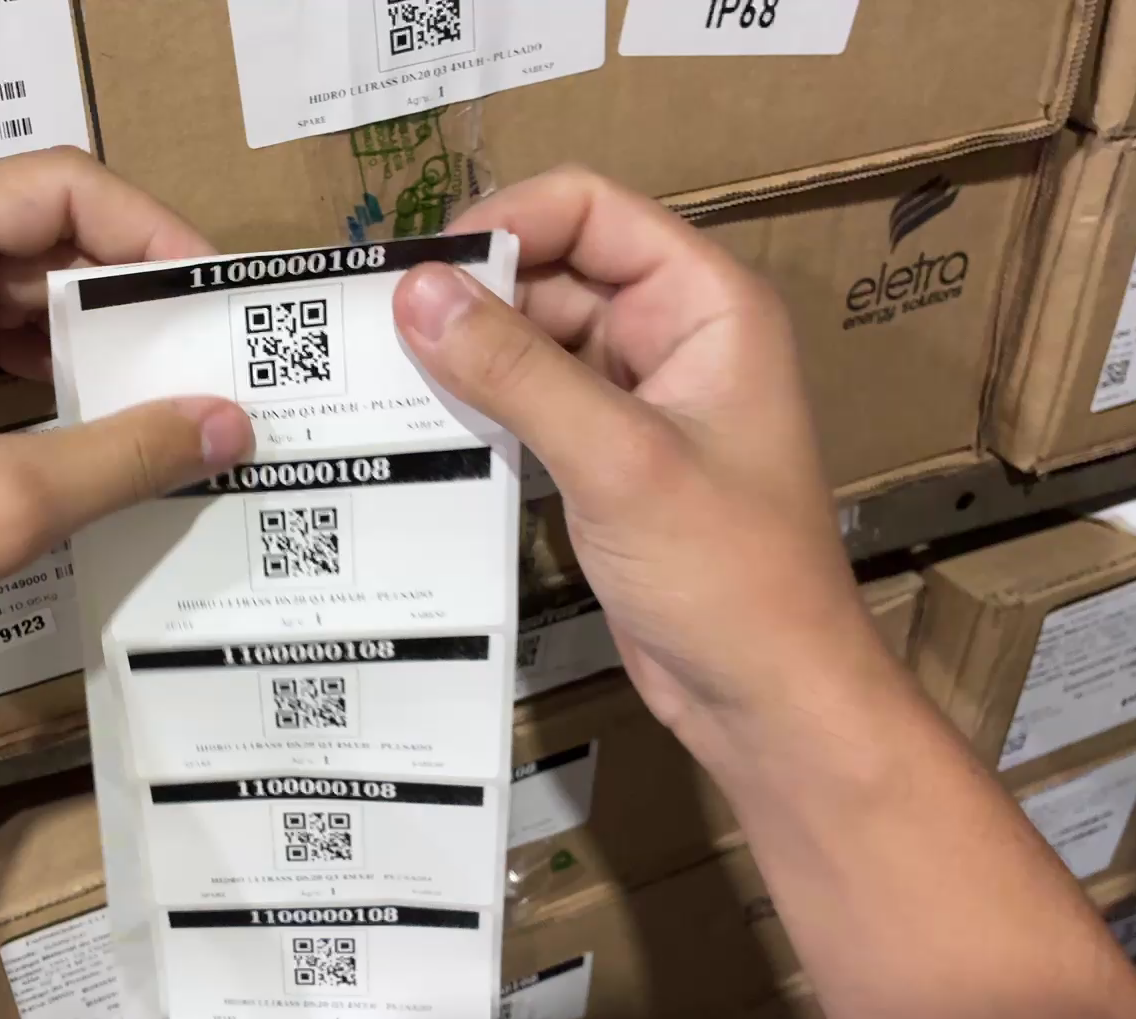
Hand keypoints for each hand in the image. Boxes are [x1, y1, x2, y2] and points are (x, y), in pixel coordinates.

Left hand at [0, 148, 254, 687]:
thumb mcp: (7, 500)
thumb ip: (131, 454)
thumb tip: (235, 425)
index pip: (57, 189)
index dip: (151, 232)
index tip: (215, 294)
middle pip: (42, 241)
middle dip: (132, 293)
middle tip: (212, 348)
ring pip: (22, 300)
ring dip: (99, 341)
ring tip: (176, 386)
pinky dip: (57, 378)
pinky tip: (108, 418)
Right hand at [392, 167, 889, 765]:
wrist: (756, 689)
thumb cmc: (718, 569)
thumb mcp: (613, 457)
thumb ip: (514, 371)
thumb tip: (414, 291)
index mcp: (701, 304)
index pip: (590, 212)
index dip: (505, 223)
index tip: (418, 272)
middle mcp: (664, 335)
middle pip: (551, 275)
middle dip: (470, 296)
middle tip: (378, 331)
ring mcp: (627, 397)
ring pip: (529, 341)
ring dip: (465, 355)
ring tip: (384, 375)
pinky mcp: (594, 452)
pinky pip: (524, 402)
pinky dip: (477, 405)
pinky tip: (423, 424)